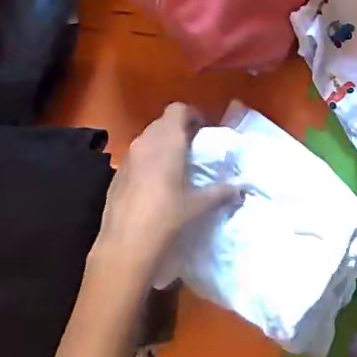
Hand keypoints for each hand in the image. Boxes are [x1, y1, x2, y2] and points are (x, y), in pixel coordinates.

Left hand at [93, 104, 231, 279]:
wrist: (126, 246)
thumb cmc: (167, 218)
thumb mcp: (199, 205)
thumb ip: (220, 192)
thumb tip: (239, 188)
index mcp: (167, 142)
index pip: (178, 110)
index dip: (192, 116)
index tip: (203, 131)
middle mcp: (144, 143)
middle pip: (162, 123)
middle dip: (179, 131)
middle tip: (195, 150)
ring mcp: (127, 158)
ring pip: (147, 140)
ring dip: (163, 146)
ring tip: (178, 167)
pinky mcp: (117, 176)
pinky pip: (136, 158)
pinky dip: (149, 162)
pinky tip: (157, 186)